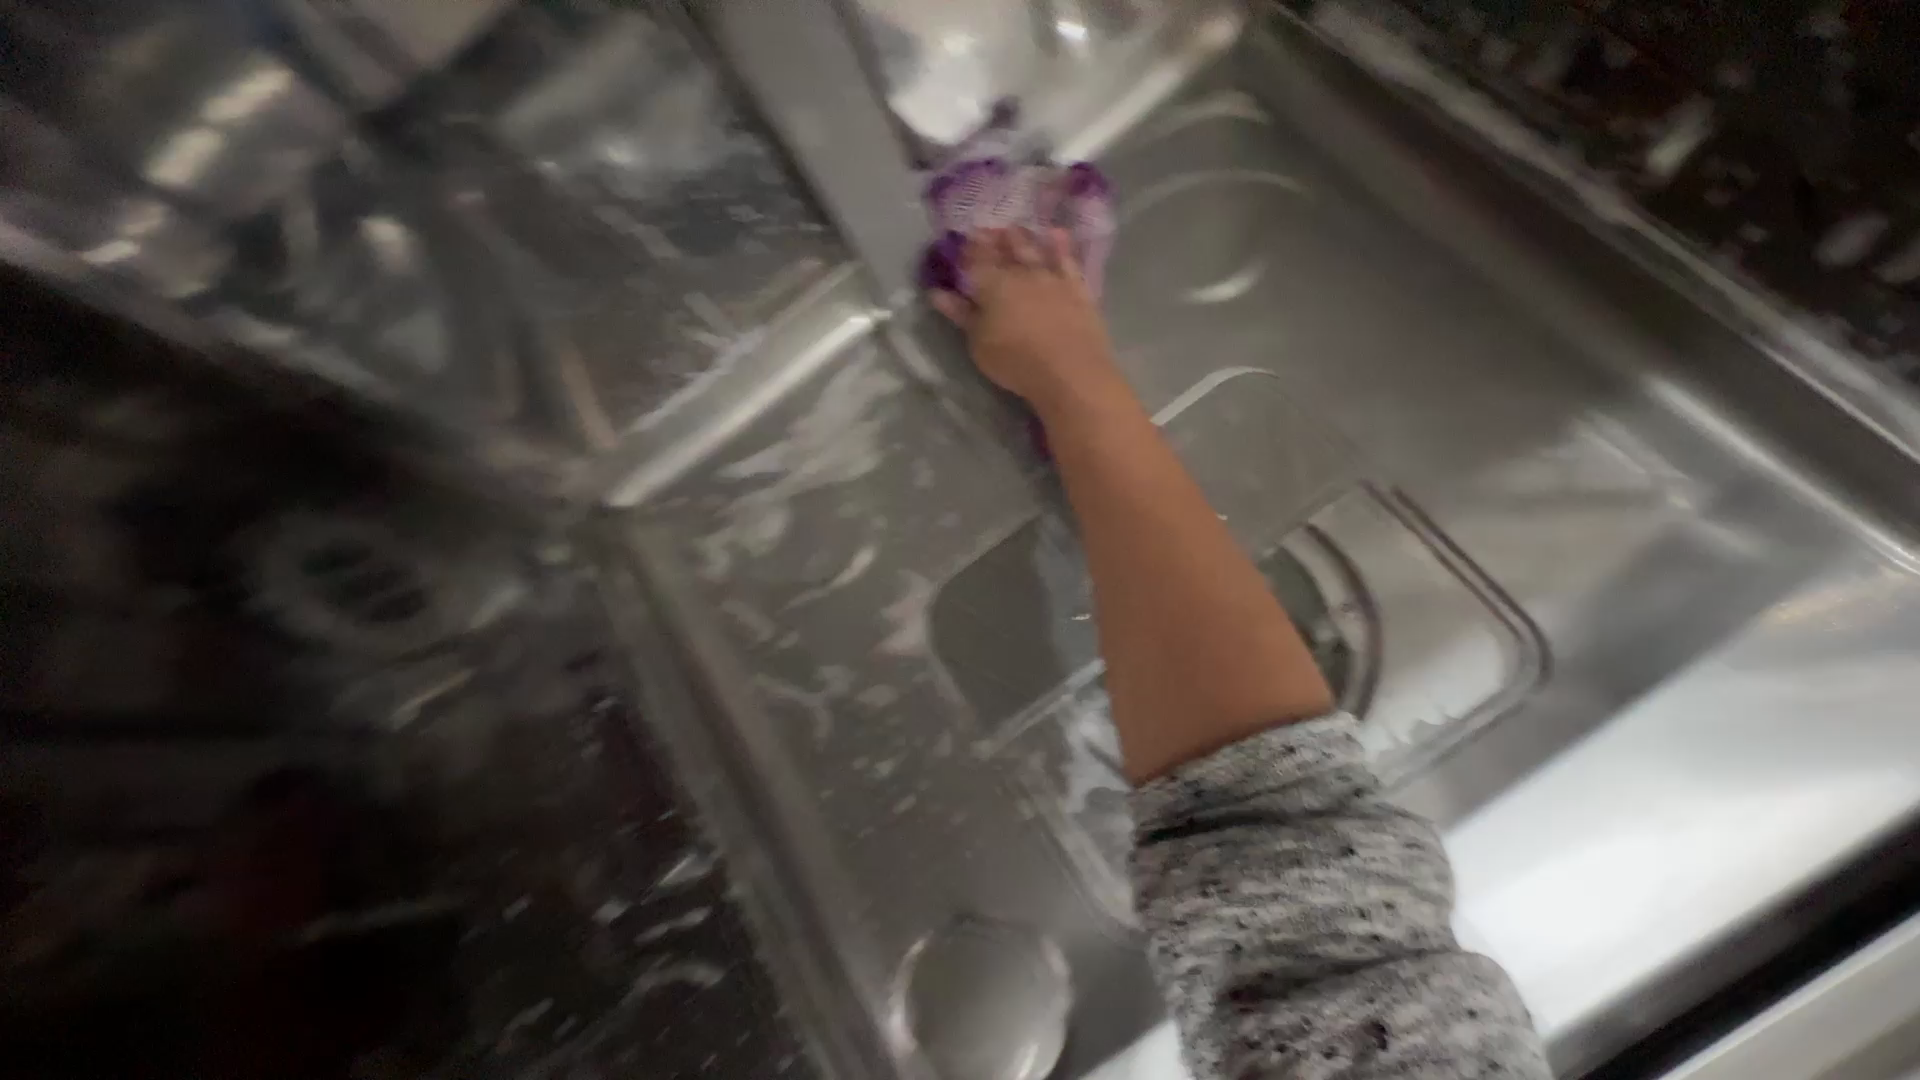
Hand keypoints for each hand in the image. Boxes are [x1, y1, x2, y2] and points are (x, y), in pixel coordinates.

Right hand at [930, 227, 1125, 419]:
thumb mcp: (979, 343)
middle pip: (1005, 249)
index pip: (975, 259)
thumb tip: (938, 293)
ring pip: (1034, 248)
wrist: (1070, 370)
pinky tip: (1057, 234)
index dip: (968, 249)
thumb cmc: (1015, 361)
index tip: (963, 240)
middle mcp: (1021, 272)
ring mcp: (1052, 277)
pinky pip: (1068, 260)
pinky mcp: (1077, 288)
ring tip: (1015, 228)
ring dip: (1023, 237)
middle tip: (988, 229)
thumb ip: (961, 314)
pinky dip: (1060, 245)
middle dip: (994, 238)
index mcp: (992, 285)